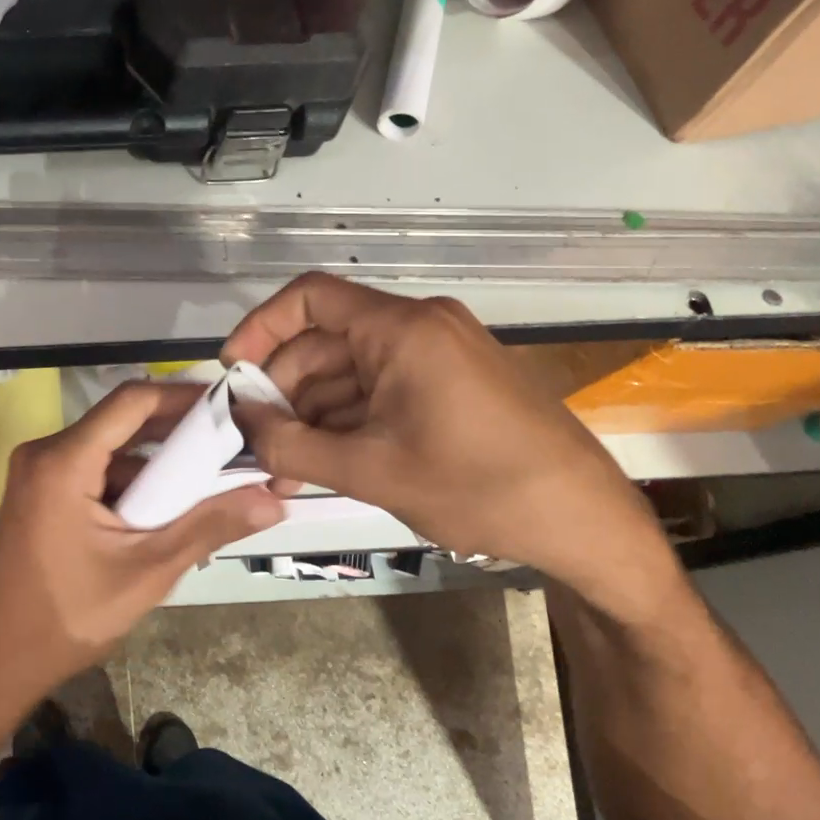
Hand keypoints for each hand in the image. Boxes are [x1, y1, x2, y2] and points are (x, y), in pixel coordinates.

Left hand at [0, 382, 284, 713]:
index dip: (183, 396)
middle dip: (177, 435)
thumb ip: (207, 527)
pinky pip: (92, 472)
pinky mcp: (38, 494)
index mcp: (63, 461)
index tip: (230, 406)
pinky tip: (164, 513)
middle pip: (121, 423)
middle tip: (233, 449)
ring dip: (155, 466)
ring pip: (109, 450)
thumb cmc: (68, 617)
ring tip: (209, 486)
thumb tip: (272, 499)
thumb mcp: (146, 572)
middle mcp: (44, 453)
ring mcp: (36, 473)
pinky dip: (129, 485)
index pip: (131, 401)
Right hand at [223, 273, 667, 605]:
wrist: (585, 521)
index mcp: (403, 330)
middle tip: (257, 443)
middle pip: (324, 342)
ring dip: (312, 415)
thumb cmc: (477, 487)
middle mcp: (419, 327)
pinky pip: (379, 390)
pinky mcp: (449, 383)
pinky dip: (348, 421)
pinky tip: (323, 463)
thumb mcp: (370, 471)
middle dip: (284, 392)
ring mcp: (437, 355)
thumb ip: (290, 443)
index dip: (261, 328)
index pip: (310, 298)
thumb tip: (240, 420)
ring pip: (349, 372)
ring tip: (286, 468)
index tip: (234, 374)